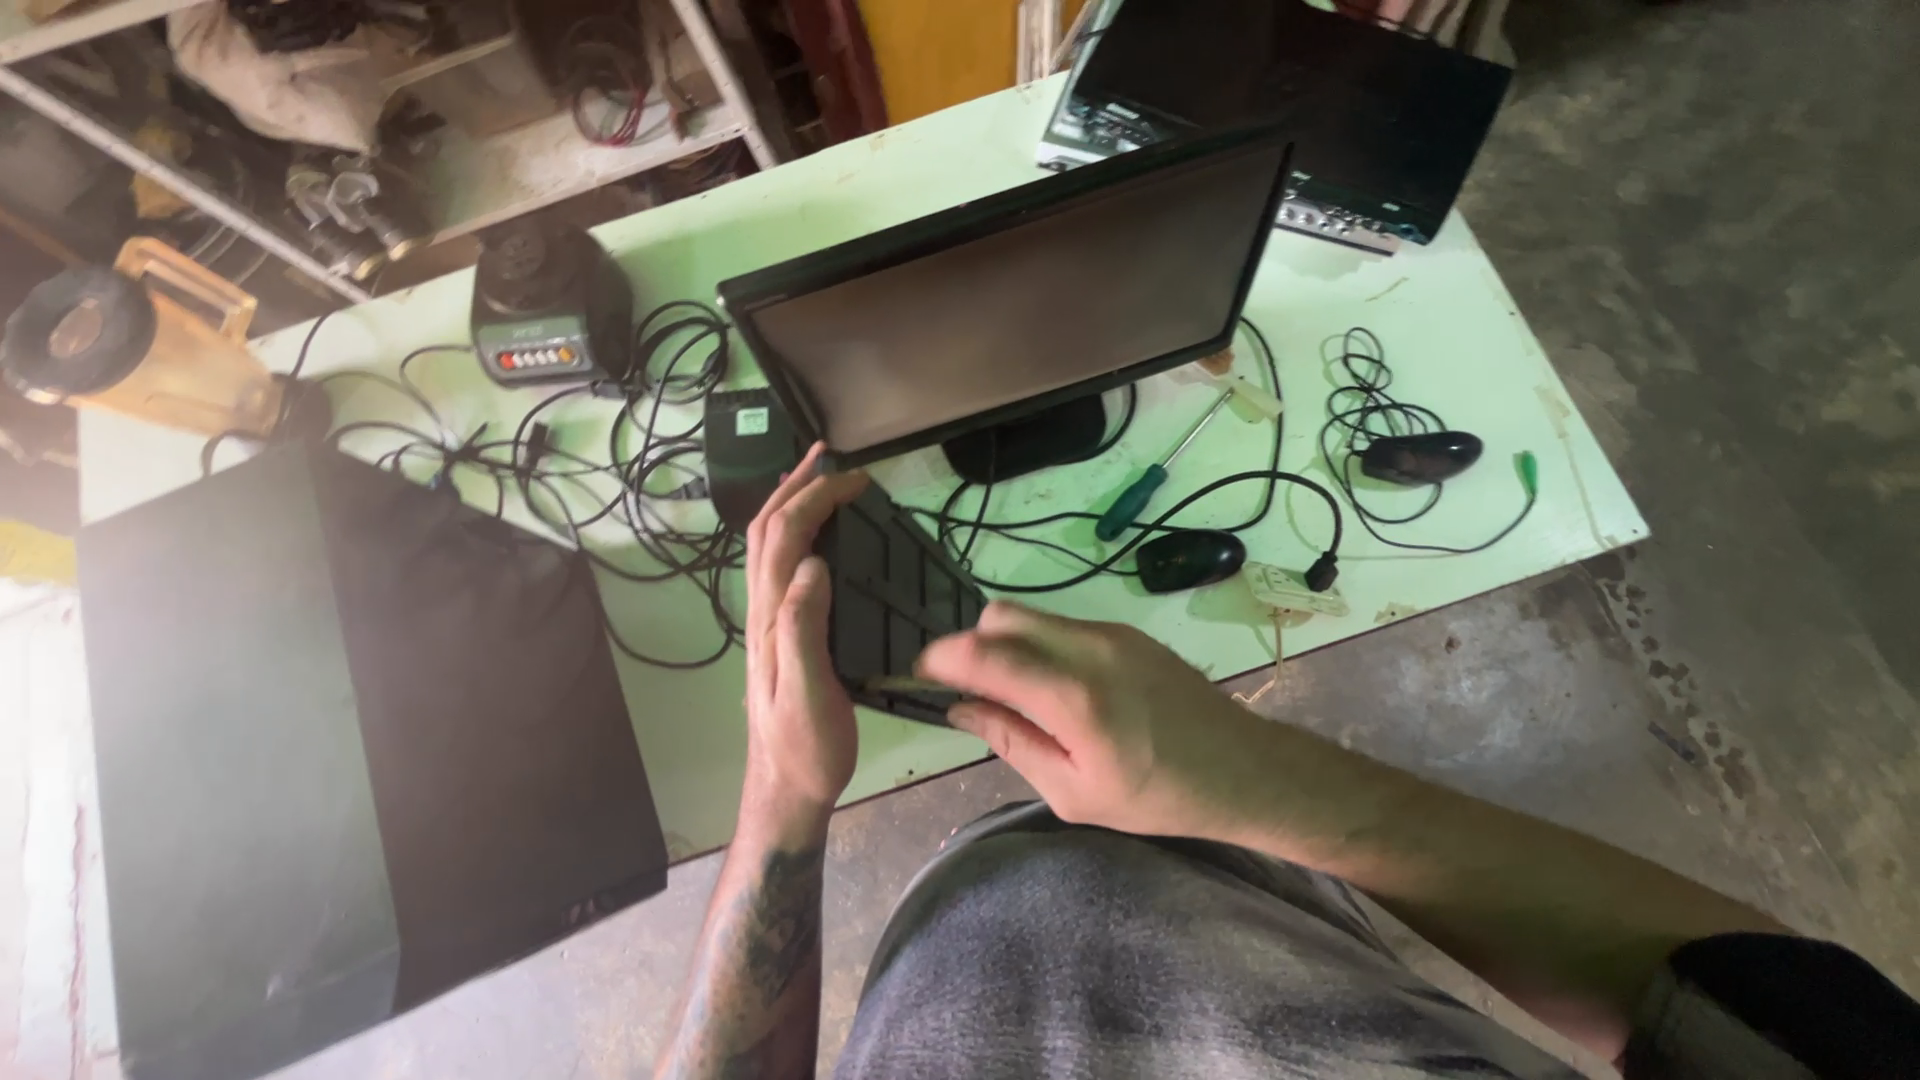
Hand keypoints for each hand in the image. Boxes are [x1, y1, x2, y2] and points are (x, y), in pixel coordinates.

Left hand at [743, 442, 869, 820]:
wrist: (787, 787)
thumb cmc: (804, 745)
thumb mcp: (806, 692)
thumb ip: (802, 628)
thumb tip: (813, 564)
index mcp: (773, 617)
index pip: (785, 538)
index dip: (814, 499)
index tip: (854, 479)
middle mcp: (764, 610)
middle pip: (767, 531)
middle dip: (794, 486)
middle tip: (828, 457)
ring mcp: (770, 621)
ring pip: (769, 546)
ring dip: (790, 503)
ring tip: (818, 479)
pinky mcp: (782, 634)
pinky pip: (783, 568)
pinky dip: (797, 534)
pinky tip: (818, 538)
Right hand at [918, 601, 1268, 840]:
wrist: (1243, 767)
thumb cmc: (1156, 796)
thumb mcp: (1073, 791)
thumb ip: (1010, 741)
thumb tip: (959, 709)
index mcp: (1073, 699)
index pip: (985, 654)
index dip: (941, 658)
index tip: (920, 673)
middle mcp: (1088, 649)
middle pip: (999, 616)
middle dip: (971, 645)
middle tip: (974, 689)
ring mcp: (1110, 631)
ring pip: (1029, 615)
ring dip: (1006, 644)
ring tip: (1019, 694)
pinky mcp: (1125, 629)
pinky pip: (1061, 624)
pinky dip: (1039, 645)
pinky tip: (1059, 688)